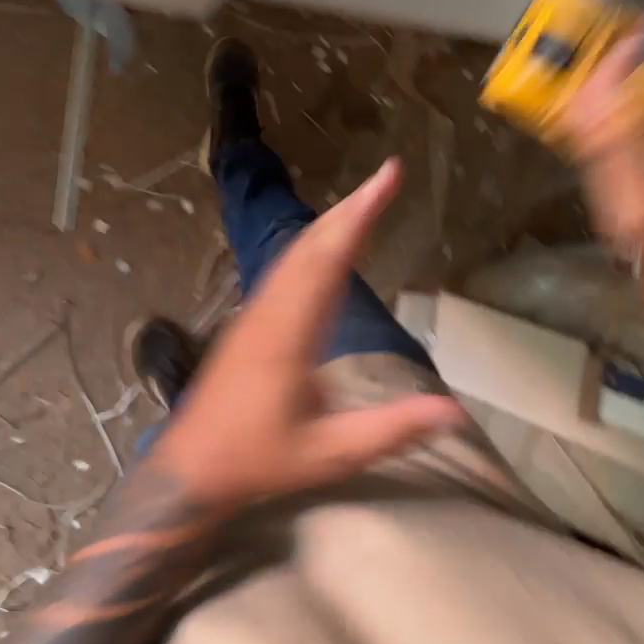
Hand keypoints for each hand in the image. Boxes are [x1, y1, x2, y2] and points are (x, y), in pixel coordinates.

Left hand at [150, 159, 466, 509]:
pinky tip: (326, 243)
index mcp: (291, 332)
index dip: (360, 213)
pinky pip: (286, 266)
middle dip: (352, 205)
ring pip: (296, 251)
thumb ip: (391, 430)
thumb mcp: (329, 455)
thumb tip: (455, 412)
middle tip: (388, 174)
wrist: (188, 469)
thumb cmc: (258, 461)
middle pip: (313, 243)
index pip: (330, 257)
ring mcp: (256, 311)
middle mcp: (271, 309)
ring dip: (332, 220)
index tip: (387, 177)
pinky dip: (314, 242)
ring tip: (366, 198)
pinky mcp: (250, 320)